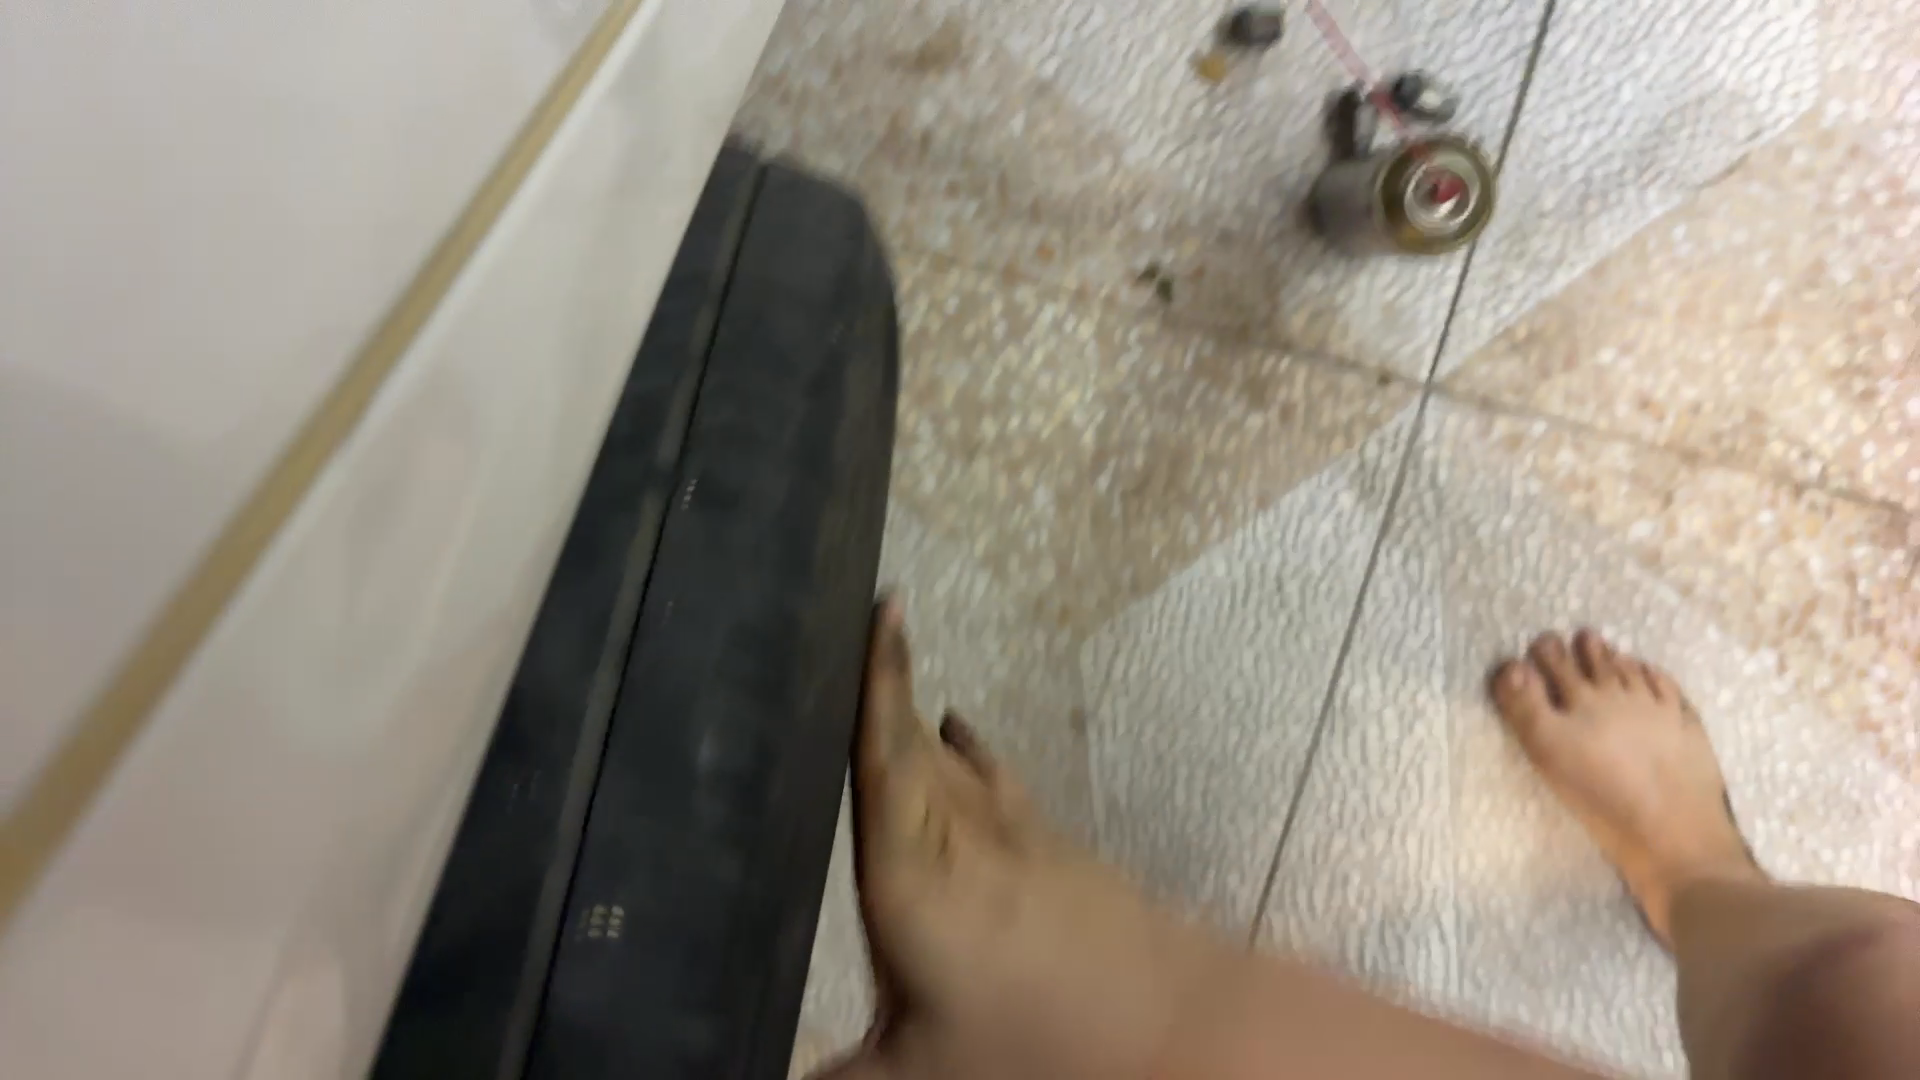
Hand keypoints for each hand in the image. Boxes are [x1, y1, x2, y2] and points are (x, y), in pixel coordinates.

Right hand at [811, 601, 1231, 1079]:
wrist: (1169, 1023)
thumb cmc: (1035, 1043)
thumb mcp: (914, 1075)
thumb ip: (829, 1077)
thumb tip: (753, 1073)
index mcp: (914, 866)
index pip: (885, 750)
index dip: (879, 677)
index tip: (882, 606)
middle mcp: (960, 824)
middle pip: (912, 733)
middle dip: (883, 675)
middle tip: (852, 626)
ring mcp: (1011, 823)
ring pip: (950, 749)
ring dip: (917, 709)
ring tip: (887, 672)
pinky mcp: (1046, 836)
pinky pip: (990, 769)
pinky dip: (965, 745)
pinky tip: (959, 732)